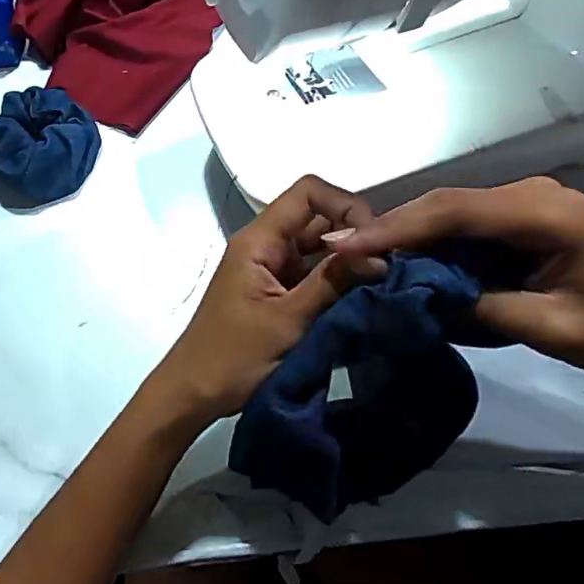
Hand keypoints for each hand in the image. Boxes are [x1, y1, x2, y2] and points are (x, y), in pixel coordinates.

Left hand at [148, 175, 386, 423]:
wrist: (193, 391)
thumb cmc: (234, 357)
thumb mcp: (289, 320)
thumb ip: (333, 282)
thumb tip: (380, 254)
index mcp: (258, 240)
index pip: (307, 193)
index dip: (345, 204)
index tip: (374, 238)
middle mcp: (264, 244)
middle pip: (315, 217)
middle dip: (354, 232)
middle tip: (389, 261)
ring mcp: (269, 266)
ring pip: (316, 244)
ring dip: (348, 256)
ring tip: (383, 276)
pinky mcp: (275, 289)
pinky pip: (311, 270)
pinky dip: (336, 276)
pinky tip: (362, 291)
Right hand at [329, 178, 583, 383]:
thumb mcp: (548, 328)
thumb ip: (478, 304)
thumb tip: (414, 292)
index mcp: (547, 214)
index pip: (456, 211)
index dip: (397, 227)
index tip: (349, 244)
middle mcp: (534, 193)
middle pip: (447, 202)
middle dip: (393, 225)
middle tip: (341, 246)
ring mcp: (529, 200)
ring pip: (451, 208)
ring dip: (409, 230)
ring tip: (362, 250)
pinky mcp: (523, 215)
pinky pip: (466, 220)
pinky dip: (433, 237)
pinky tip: (405, 253)